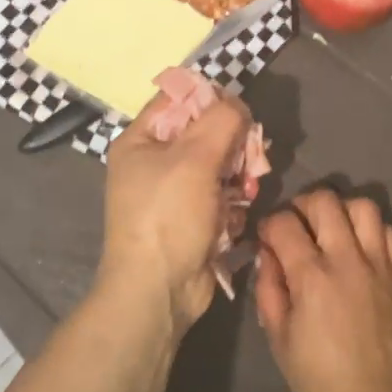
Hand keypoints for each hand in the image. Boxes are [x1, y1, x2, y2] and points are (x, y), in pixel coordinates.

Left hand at [96, 89, 251, 331]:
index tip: (239, 111)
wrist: (158, 292)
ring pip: (218, 163)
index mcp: (140, 140)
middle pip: (204, 131)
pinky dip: (234, 199)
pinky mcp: (193, 218)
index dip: (210, 99)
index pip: (179, 99)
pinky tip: (242, 208)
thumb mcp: (194, 156)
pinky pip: (221, 194)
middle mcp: (154, 162)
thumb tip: (238, 105)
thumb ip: (222, 120)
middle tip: (250, 154)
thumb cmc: (168, 216)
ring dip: (239, 172)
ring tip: (249, 188)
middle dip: (232, 141)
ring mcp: (174, 193)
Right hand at [255, 191, 391, 391]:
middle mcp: (346, 259)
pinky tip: (357, 245)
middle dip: (301, 204)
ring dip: (340, 209)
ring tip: (329, 228)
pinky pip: (387, 229)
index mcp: (311, 277)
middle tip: (296, 225)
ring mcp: (377, 263)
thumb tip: (267, 253)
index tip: (266, 238)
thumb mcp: (278, 339)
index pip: (283, 223)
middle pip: (324, 200)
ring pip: (361, 205)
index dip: (268, 224)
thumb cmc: (319, 379)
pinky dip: (369, 228)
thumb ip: (268, 288)